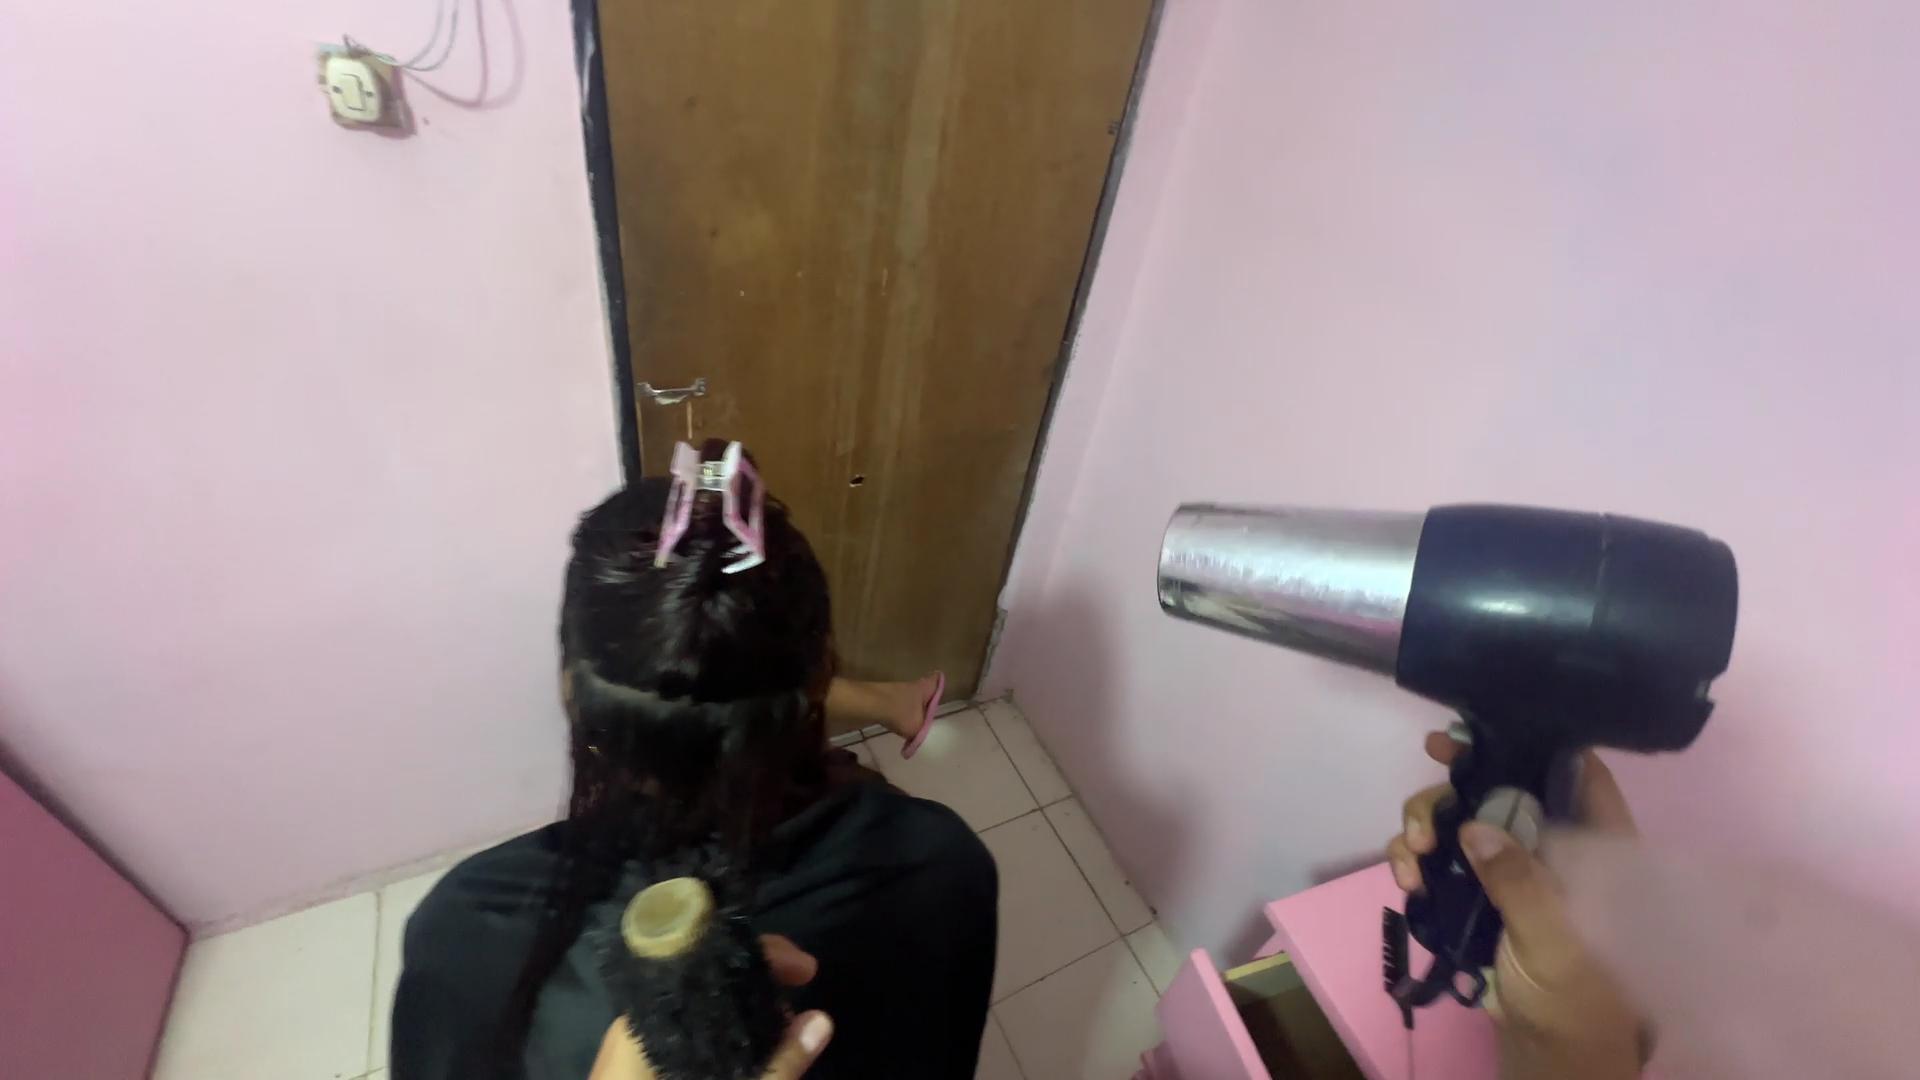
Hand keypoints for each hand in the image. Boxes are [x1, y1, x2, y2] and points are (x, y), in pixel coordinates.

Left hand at [588, 935, 833, 1079]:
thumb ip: (778, 1064)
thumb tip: (823, 1020)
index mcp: (657, 1012)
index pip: (719, 950)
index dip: (769, 952)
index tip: (806, 970)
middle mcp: (643, 1015)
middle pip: (714, 972)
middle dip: (764, 980)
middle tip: (801, 994)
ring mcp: (634, 1041)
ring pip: (703, 1002)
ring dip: (746, 1008)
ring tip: (781, 1029)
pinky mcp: (635, 1065)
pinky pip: (688, 1027)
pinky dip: (723, 1030)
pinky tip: (748, 1051)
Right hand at [1386, 732, 1640, 1071]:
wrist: (1550, 1053)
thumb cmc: (1577, 1003)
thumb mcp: (1557, 947)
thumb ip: (1521, 885)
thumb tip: (1473, 827)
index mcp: (1594, 852)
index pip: (1575, 777)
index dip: (1530, 744)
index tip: (1478, 733)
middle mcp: (1547, 847)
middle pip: (1495, 787)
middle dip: (1453, 786)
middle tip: (1426, 782)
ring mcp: (1506, 865)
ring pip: (1455, 816)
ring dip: (1422, 825)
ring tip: (1410, 860)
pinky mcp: (1472, 885)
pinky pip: (1432, 851)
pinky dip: (1411, 857)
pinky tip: (1407, 883)